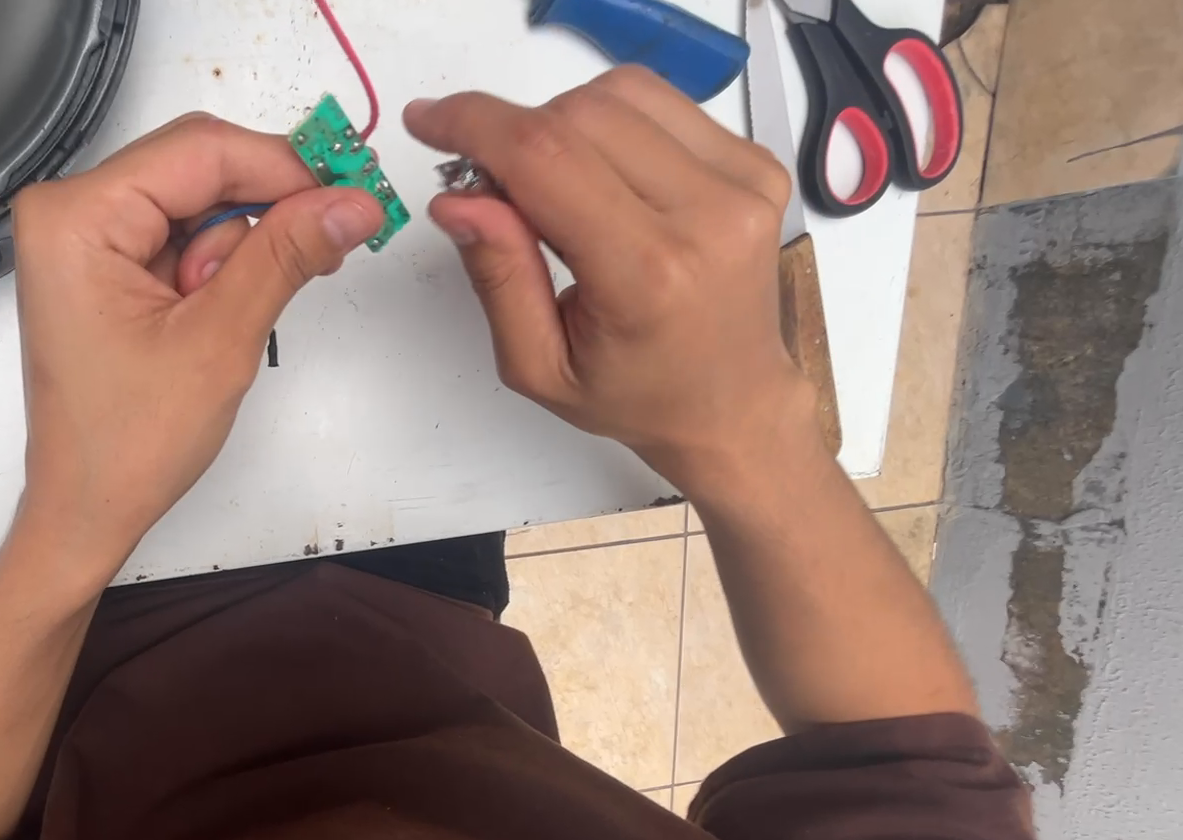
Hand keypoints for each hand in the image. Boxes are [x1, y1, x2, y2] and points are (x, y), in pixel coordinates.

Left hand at [8, 114, 382, 586]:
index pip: (202, 150)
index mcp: (77, 218)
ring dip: (233, 256)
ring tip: (226, 325)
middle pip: (196, 171)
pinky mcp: (100, 272)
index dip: (286, 168)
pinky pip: (176, 242)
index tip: (351, 195)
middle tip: (318, 256)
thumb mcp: (220, 342)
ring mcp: (81, 244)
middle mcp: (68, 214)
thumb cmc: (132, 444)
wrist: (88, 509)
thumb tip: (353, 201)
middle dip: (260, 216)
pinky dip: (215, 272)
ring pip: (194, 208)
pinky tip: (217, 317)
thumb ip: (286, 257)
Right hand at [404, 68, 822, 501]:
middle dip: (511, 138)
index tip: (426, 122)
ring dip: (556, 128)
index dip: (475, 128)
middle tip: (489, 192)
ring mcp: (742, 179)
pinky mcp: (756, 162)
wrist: (729, 401)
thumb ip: (498, 279)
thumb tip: (455, 201)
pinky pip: (658, 105)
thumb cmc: (628, 397)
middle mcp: (706, 213)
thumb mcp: (536, 365)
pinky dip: (604, 127)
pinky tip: (595, 181)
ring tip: (546, 194)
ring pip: (617, 96)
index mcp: (645, 276)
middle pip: (577, 117)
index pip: (547, 161)